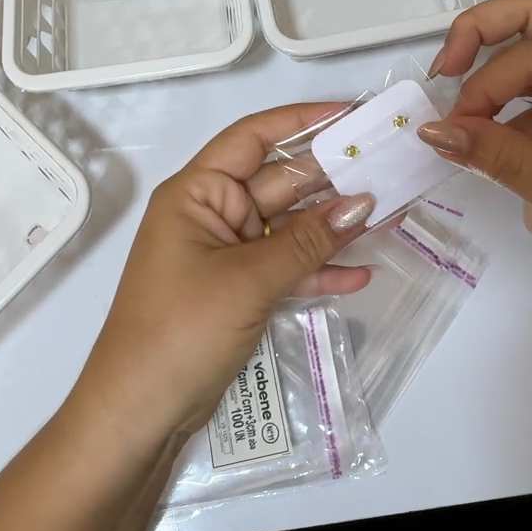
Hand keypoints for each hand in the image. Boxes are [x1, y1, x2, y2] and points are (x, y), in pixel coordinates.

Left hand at [71, 104, 375, 444]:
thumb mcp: (248, 280)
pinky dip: (318, 270)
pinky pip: (285, 267)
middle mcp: (212, 213)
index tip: (350, 116)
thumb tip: (363, 202)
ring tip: (392, 215)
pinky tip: (360, 274)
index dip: (301, 120)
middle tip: (389, 169)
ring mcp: (226, 254)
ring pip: (289, 227)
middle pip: (280, 182)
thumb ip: (308, 241)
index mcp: (197, 191)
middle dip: (332, 179)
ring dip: (335, 226)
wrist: (139, 414)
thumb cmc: (180, 330)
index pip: (253, 137)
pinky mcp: (238, 290)